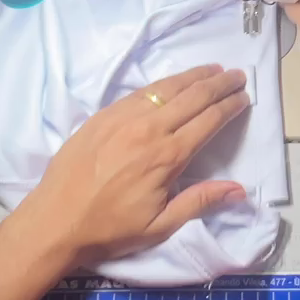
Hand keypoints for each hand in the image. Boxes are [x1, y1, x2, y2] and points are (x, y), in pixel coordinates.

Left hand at [15, 65, 251, 264]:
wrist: (55, 221)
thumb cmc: (110, 229)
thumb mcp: (160, 226)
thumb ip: (200, 202)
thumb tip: (240, 189)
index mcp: (167, 156)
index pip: (209, 121)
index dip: (230, 107)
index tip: (244, 97)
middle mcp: (149, 129)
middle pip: (193, 96)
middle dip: (220, 83)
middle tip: (237, 74)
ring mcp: (124, 117)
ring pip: (168, 87)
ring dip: (194, 76)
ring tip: (213, 69)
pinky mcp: (105, 114)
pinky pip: (142, 91)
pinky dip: (165, 82)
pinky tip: (175, 81)